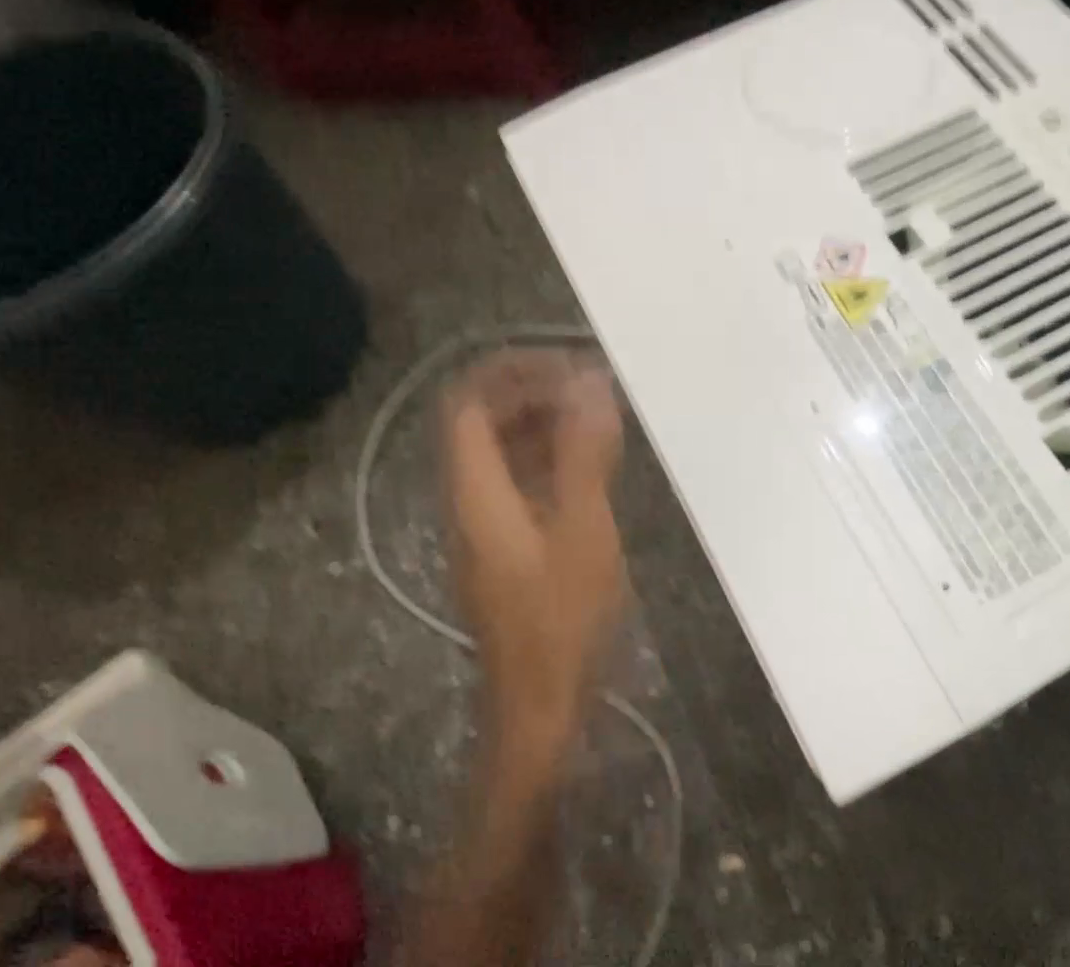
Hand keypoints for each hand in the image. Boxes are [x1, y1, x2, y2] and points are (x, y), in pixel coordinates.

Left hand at [441, 350, 624, 768]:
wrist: (541, 707)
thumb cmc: (563, 621)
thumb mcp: (584, 531)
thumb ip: (584, 454)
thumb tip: (591, 383)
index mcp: (477, 492)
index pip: (469, 403)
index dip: (511, 371)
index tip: (568, 362)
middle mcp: (469, 502)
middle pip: (481, 424)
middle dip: (533, 393)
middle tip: (593, 388)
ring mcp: (486, 528)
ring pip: (502, 455)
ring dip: (544, 426)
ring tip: (600, 418)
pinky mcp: (507, 550)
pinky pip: (519, 485)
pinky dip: (551, 463)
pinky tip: (594, 469)